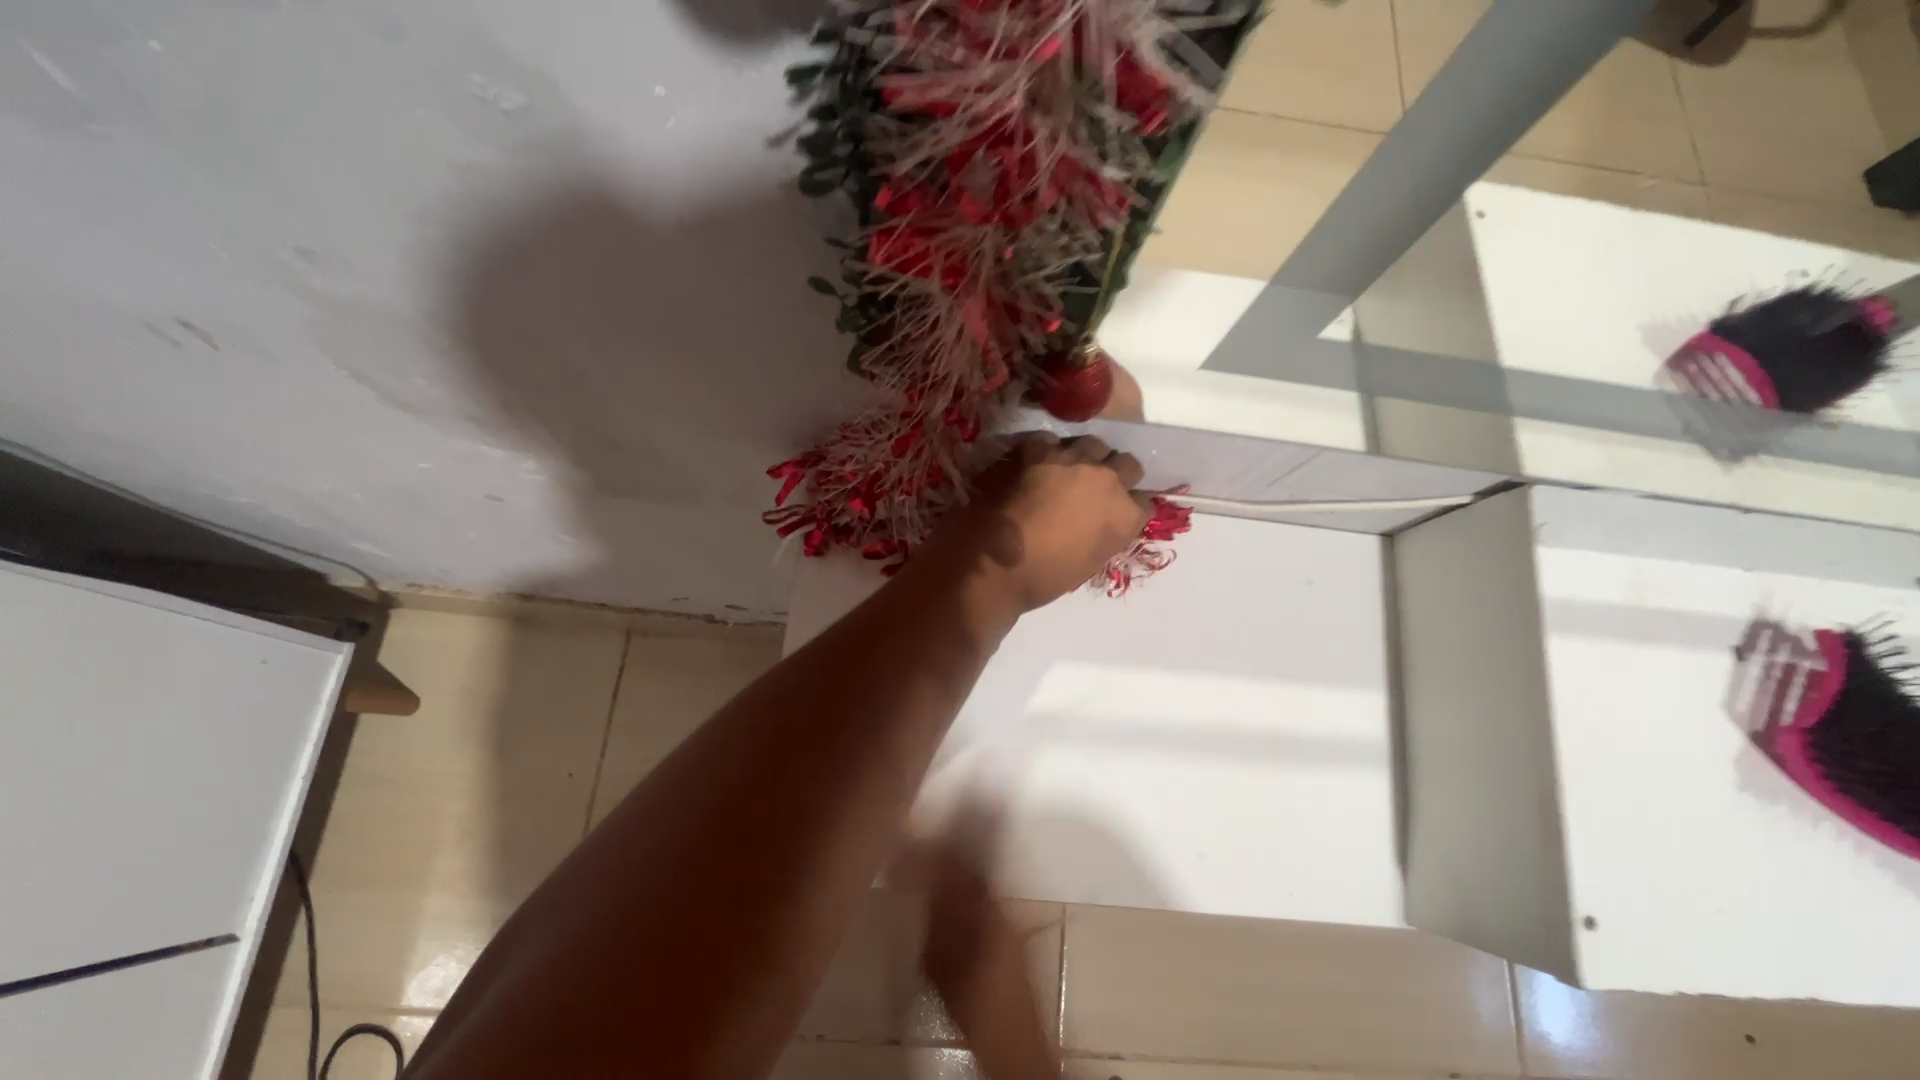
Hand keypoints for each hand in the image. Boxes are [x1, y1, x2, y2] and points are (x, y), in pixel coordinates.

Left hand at [919, 432, 1149, 615]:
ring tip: (1065, 472)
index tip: (1115, 512)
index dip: (1129, 505)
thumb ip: (1105, 533)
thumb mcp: (1088, 562)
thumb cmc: (1041, 577)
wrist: (992, 562)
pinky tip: (1032, 467)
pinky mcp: (1036, 447)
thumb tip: (1098, 522)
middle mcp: (1108, 479)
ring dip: (1084, 458)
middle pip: (1126, 464)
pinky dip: (1045, 452)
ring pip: (1092, 444)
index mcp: (1125, 515)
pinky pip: (1050, 441)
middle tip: (1092, 488)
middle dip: (1114, 473)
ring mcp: (1072, 458)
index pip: (1145, 501)